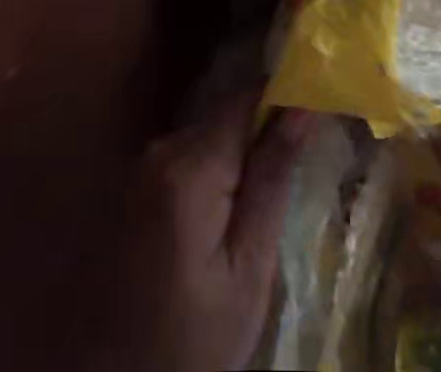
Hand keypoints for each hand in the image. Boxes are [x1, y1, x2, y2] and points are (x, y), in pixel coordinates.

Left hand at [94, 93, 320, 371]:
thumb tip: (302, 109)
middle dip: (260, 133)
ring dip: (234, 157)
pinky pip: (179, 161)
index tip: (317, 109)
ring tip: (259, 199)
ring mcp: (132, 171)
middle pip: (222, 118)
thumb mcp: (248, 269)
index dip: (283, 97)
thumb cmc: (189, 342)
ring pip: (202, 138)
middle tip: (293, 170)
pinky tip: (217, 218)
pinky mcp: (123, 192)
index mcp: (187, 168)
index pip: (246, 99)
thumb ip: (272, 180)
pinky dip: (207, 174)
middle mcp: (155, 153)